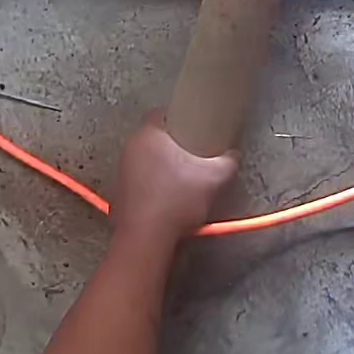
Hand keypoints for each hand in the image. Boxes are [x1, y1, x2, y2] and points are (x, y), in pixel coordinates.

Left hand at [109, 113, 237, 240]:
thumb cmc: (176, 203)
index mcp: (149, 135)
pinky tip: (170, 195)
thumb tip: (232, 155)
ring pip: (148, 157)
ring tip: (185, 176)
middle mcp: (130, 148)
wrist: (146, 240)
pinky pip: (141, 177)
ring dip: (164, 163)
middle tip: (195, 153)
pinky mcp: (120, 191)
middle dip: (175, 143)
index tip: (196, 127)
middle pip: (156, 136)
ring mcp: (122, 171)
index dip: (182, 117)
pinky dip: (155, 182)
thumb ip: (228, 161)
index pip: (163, 112)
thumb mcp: (215, 178)